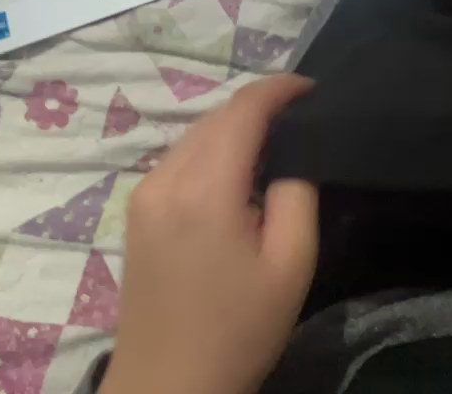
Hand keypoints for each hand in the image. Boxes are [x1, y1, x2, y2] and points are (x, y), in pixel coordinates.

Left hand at [102, 75, 317, 393]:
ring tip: (278, 138)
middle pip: (218, 114)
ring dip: (237, 124)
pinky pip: (182, 154)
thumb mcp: (291, 263)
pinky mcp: (137, 209)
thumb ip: (298, 192)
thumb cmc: (237, 330)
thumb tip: (293, 153)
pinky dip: (215, 145)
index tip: (313, 88)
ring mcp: (144, 192)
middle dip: (261, 104)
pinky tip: (239, 167)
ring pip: (197, 131)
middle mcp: (165, 178)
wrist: (165, 392)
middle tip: (304, 116)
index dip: (280, 88)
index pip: (243, 109)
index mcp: (204, 189)